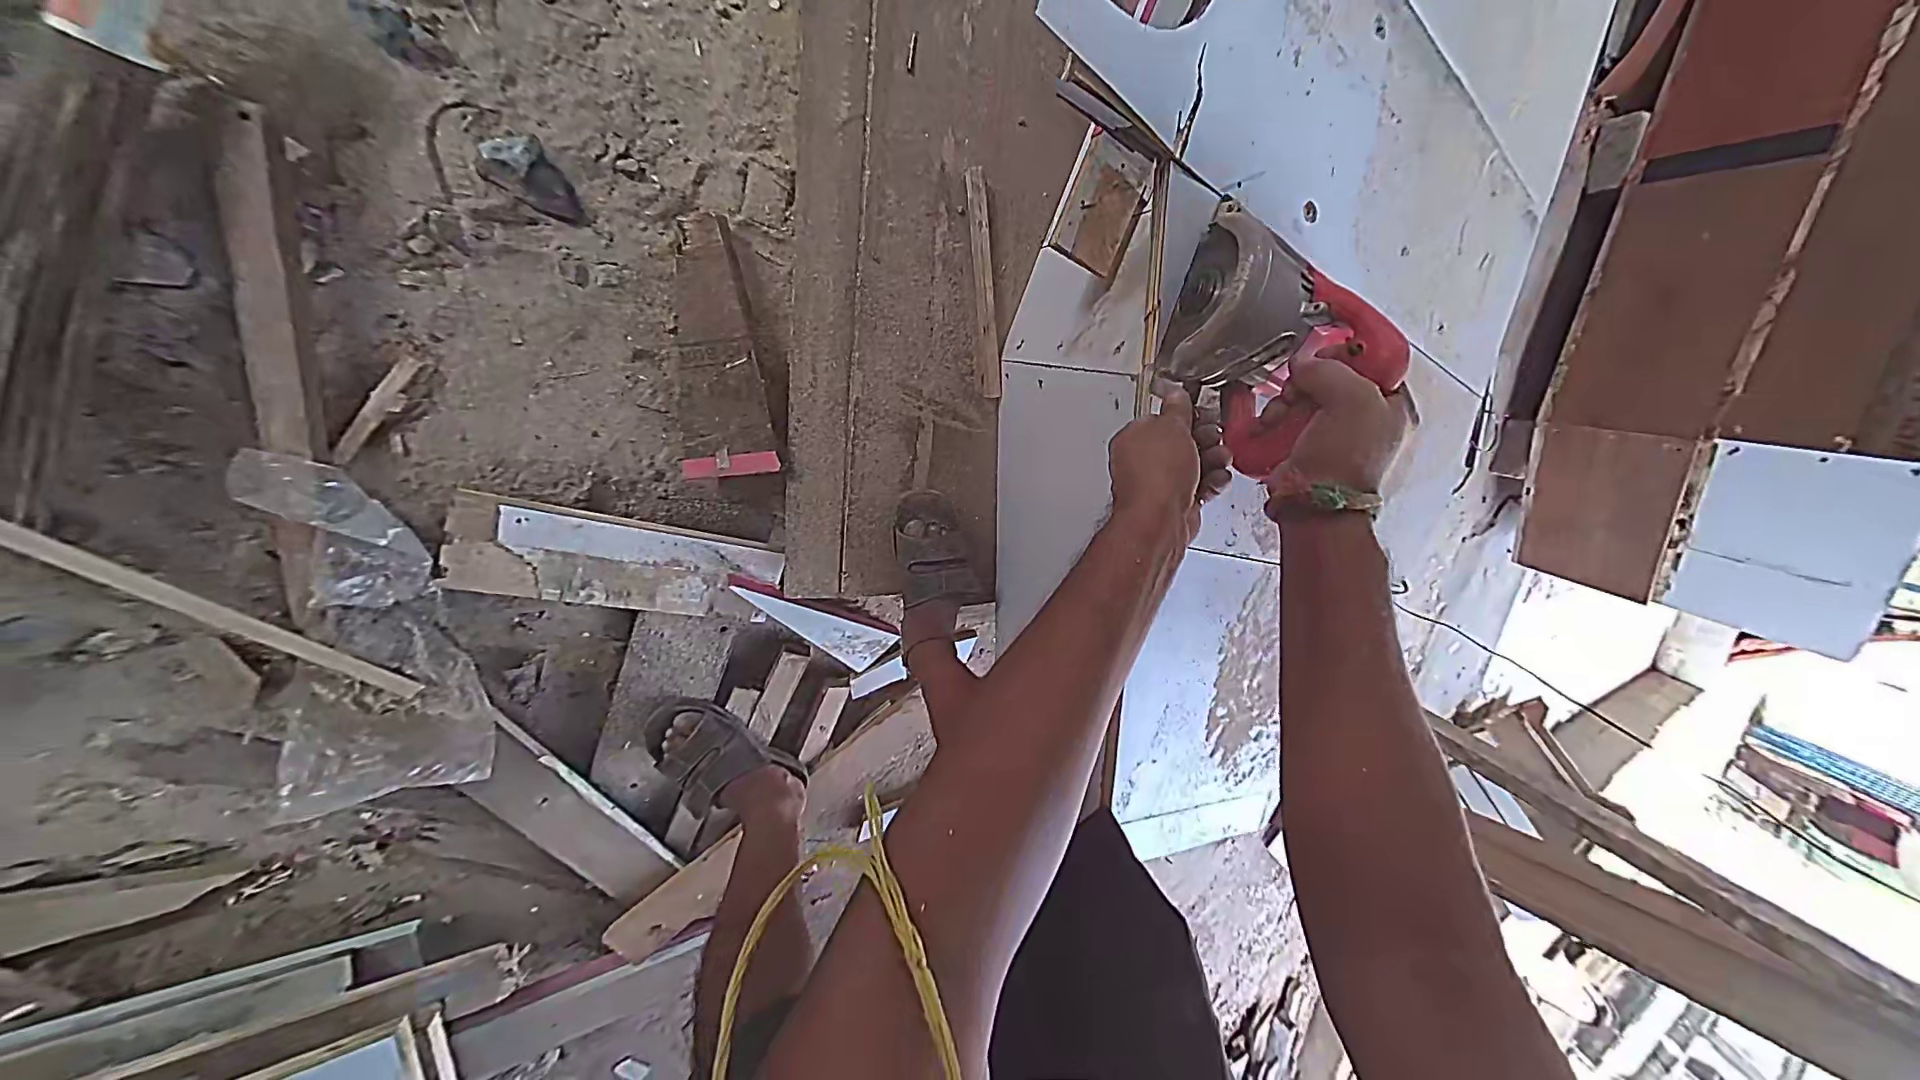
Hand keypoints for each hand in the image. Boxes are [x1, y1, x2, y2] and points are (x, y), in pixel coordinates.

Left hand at [1109, 381, 1233, 536]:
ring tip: (1217, 460)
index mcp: (1133, 437)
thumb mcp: (1172, 427)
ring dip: (1212, 459)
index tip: (1202, 414)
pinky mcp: (1176, 502)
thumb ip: (1177, 409)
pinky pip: (1199, 485)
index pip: (1161, 418)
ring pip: (1194, 464)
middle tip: (1212, 438)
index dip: (1185, 415)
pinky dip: (1211, 482)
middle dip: (1203, 438)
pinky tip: (1214, 480)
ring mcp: (1159, 482)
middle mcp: (1142, 461)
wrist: (1161, 519)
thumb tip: (1177, 396)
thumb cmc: (1156, 476)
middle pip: (1181, 441)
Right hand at [1259, 353, 1406, 517]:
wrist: (1311, 503)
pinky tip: (1269, 424)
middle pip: (1332, 376)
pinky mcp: (1304, 444)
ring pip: (1305, 396)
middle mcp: (1364, 416)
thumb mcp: (1352, 400)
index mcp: (1391, 403)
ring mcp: (1332, 431)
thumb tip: (1305, 365)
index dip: (1346, 351)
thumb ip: (1331, 369)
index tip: (1325, 354)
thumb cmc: (1343, 462)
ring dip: (1286, 400)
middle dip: (1307, 380)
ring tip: (1279, 414)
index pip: (1372, 359)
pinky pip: (1287, 417)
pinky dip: (1274, 417)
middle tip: (1297, 389)